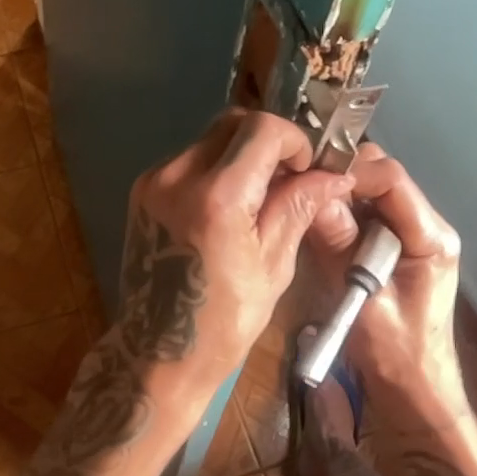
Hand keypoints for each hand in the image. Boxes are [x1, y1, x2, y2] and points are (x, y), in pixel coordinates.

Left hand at [116, 109, 356, 399]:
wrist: (157, 352)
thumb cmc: (225, 321)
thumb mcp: (273, 265)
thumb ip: (297, 206)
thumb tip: (333, 174)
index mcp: (216, 197)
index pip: (261, 130)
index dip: (293, 140)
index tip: (308, 167)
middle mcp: (177, 176)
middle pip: (232, 123)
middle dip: (267, 141)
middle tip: (289, 175)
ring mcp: (154, 180)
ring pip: (209, 139)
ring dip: (241, 153)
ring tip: (261, 193)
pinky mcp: (143, 189)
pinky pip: (189, 159)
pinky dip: (216, 168)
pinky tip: (232, 203)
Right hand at [308, 142, 465, 403]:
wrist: (417, 397)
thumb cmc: (398, 357)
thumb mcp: (365, 303)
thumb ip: (342, 248)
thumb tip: (316, 197)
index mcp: (432, 237)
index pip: (391, 179)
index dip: (350, 171)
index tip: (310, 176)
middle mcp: (426, 225)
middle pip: (382, 174)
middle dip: (342, 176)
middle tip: (302, 187)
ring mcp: (411, 233)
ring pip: (370, 189)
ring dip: (338, 191)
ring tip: (302, 200)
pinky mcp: (393, 244)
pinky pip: (365, 209)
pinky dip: (339, 208)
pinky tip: (315, 219)